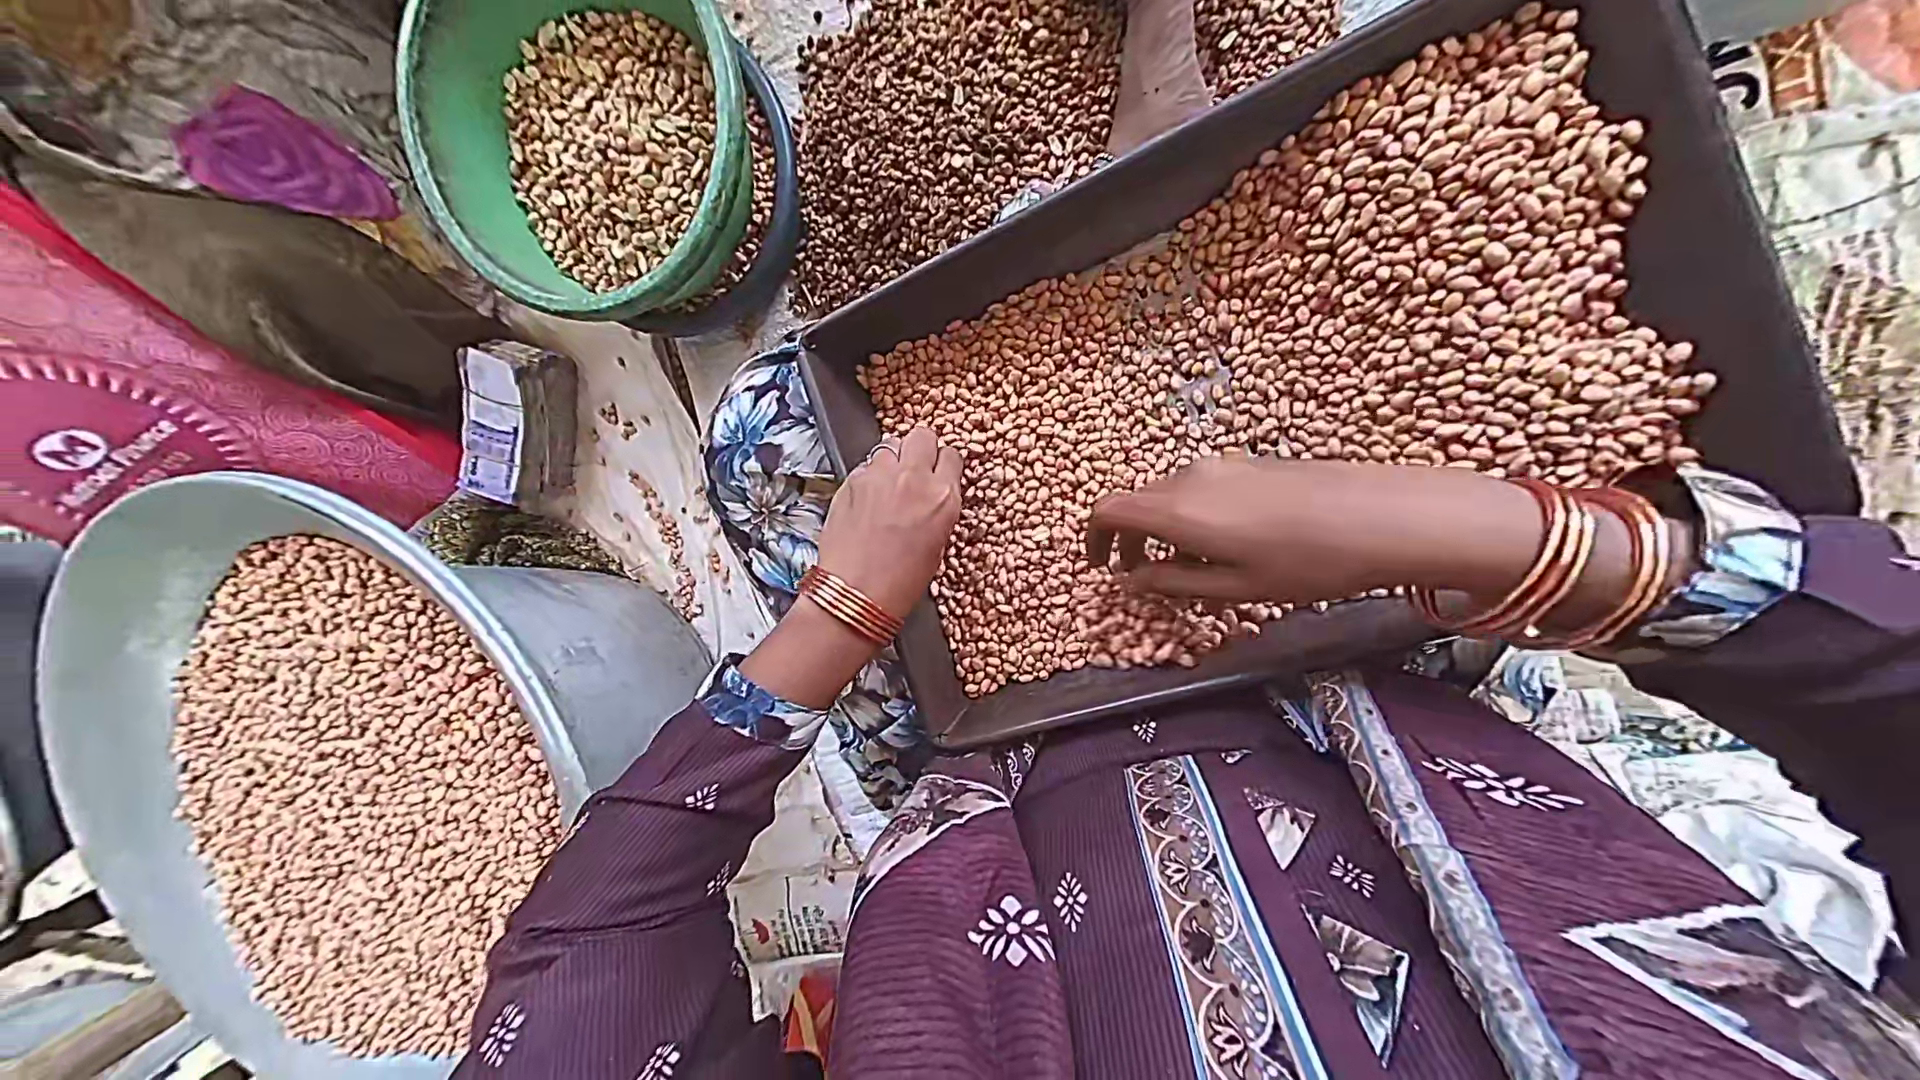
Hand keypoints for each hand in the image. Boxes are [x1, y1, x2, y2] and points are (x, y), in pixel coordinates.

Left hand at [815, 426, 964, 617]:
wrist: (856, 594)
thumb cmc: (900, 581)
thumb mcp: (937, 544)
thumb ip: (938, 508)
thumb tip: (932, 494)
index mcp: (944, 497)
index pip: (951, 455)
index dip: (943, 463)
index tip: (938, 471)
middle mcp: (914, 479)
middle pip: (922, 436)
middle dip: (920, 448)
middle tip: (914, 467)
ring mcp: (880, 476)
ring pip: (890, 444)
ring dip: (892, 459)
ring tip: (887, 483)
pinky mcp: (852, 480)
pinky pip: (866, 464)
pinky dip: (868, 475)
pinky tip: (867, 497)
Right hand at [1085, 457, 1558, 604]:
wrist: (1389, 515)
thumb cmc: (1308, 563)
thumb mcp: (1234, 587)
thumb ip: (1174, 581)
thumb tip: (1134, 578)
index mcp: (1178, 510)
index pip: (1108, 510)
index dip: (1093, 538)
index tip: (1100, 566)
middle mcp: (1189, 478)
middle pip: (1136, 502)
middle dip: (1129, 538)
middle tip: (1142, 573)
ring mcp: (1221, 466)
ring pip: (1168, 494)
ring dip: (1160, 527)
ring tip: (1187, 564)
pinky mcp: (1247, 463)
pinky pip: (1197, 487)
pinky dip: (1188, 514)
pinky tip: (1223, 541)